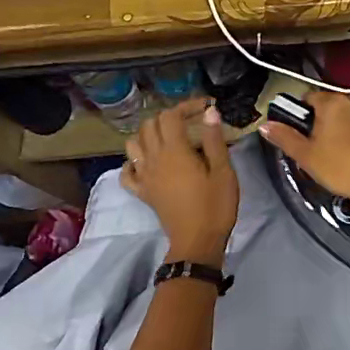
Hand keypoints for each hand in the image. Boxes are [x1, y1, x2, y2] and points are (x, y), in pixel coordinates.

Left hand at [121, 98, 238, 263]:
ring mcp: (144, 176)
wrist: (197, 243)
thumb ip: (214, 140)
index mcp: (175, 151)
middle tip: (190, 121)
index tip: (206, 106)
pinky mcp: (142, 192)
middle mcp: (154, 159)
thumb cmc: (215, 206)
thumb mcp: (223, 171)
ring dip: (148, 134)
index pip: (171, 116)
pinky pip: (127, 172)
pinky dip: (132, 162)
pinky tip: (146, 162)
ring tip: (167, 137)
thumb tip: (209, 112)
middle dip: (168, 116)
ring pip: (133, 143)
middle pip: (149, 124)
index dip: (187, 106)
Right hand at [259, 91, 349, 207]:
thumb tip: (266, 125)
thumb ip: (285, 138)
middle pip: (333, 108)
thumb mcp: (307, 157)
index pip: (308, 98)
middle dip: (325, 124)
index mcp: (332, 104)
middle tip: (320, 150)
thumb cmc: (343, 168)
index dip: (301, 114)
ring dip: (348, 132)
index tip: (300, 134)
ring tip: (345, 159)